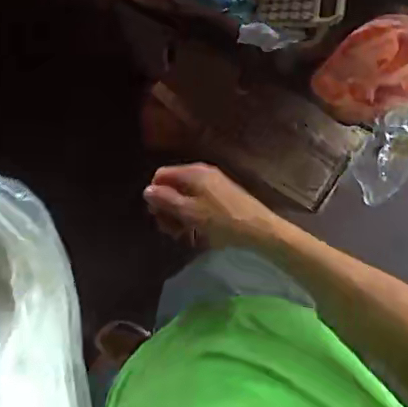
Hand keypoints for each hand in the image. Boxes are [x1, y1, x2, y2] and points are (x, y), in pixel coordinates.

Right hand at [143, 164, 287, 249]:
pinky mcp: (221, 194)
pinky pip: (197, 200)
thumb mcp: (190, 213)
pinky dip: (192, 213)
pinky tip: (195, 231)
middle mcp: (201, 172)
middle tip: (170, 230)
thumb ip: (166, 200)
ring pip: (184, 194)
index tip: (158, 217)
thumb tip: (146, 190)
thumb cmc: (223, 221)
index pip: (160, 175)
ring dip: (178, 214)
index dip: (154, 195)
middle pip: (171, 185)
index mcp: (192, 172)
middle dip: (166, 207)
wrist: (261, 231)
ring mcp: (213, 183)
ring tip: (182, 234)